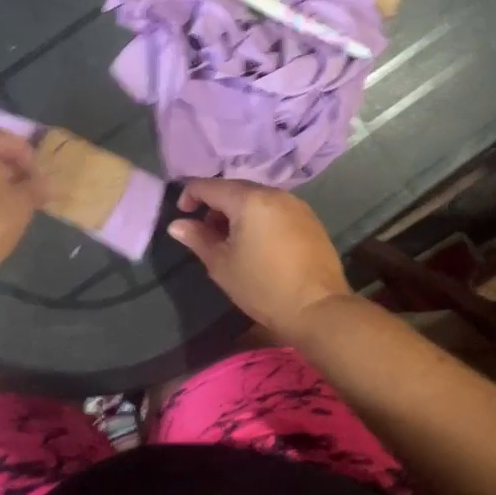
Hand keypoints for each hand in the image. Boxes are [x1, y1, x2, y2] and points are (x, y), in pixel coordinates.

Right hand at [169, 179, 353, 338]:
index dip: (190, 196)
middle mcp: (274, 193)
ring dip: (238, 211)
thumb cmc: (263, 286)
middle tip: (206, 232)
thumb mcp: (222, 265)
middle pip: (235, 189)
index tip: (183, 217)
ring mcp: (296, 204)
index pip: (209, 186)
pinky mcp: (310, 219)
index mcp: (248, 199)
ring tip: (231, 240)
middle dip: (215, 205)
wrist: (318, 308)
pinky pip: (275, 208)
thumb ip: (198, 239)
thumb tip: (177, 225)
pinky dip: (260, 217)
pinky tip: (258, 243)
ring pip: (257, 198)